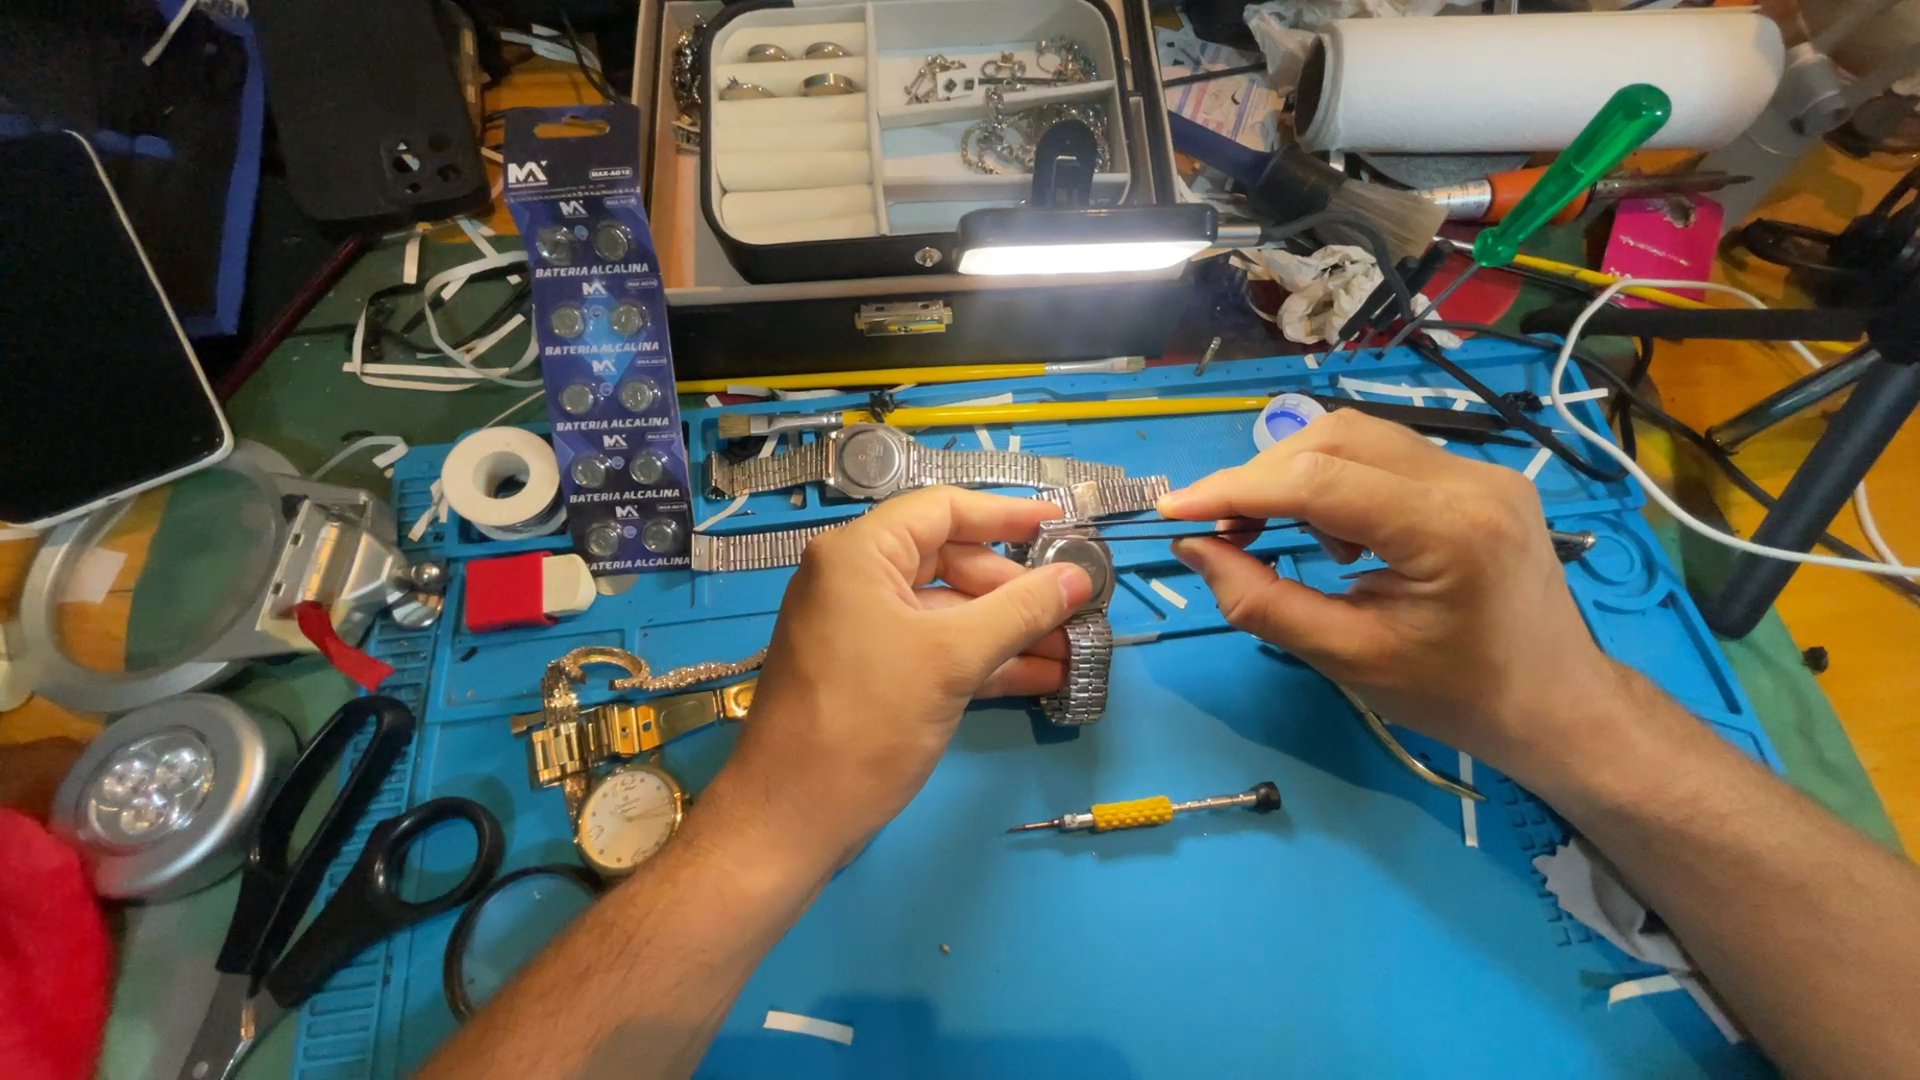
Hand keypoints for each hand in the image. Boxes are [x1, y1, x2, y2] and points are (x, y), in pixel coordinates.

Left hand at [702, 487, 1092, 869]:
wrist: (790, 822)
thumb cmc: (865, 723)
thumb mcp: (951, 659)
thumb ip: (1019, 611)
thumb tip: (1079, 577)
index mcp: (861, 554)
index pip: (943, 509)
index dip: (1007, 513)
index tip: (1061, 525)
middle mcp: (858, 580)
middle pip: (952, 561)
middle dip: (1016, 589)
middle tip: (1074, 607)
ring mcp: (866, 629)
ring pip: (951, 612)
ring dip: (1010, 630)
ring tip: (1074, 649)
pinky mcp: (876, 673)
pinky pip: (938, 650)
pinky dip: (985, 661)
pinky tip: (1042, 677)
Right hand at [1158, 409, 1622, 780]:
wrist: (1557, 704)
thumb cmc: (1453, 694)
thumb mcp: (1345, 658)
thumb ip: (1259, 601)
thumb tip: (1192, 549)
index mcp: (1446, 531)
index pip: (1315, 483)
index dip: (1232, 490)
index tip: (1174, 511)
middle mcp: (1469, 480)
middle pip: (1332, 440)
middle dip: (1257, 478)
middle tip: (1218, 528)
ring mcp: (1479, 470)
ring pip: (1353, 437)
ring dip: (1290, 475)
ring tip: (1268, 531)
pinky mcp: (1475, 476)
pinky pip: (1380, 454)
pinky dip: (1328, 481)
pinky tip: (1329, 533)